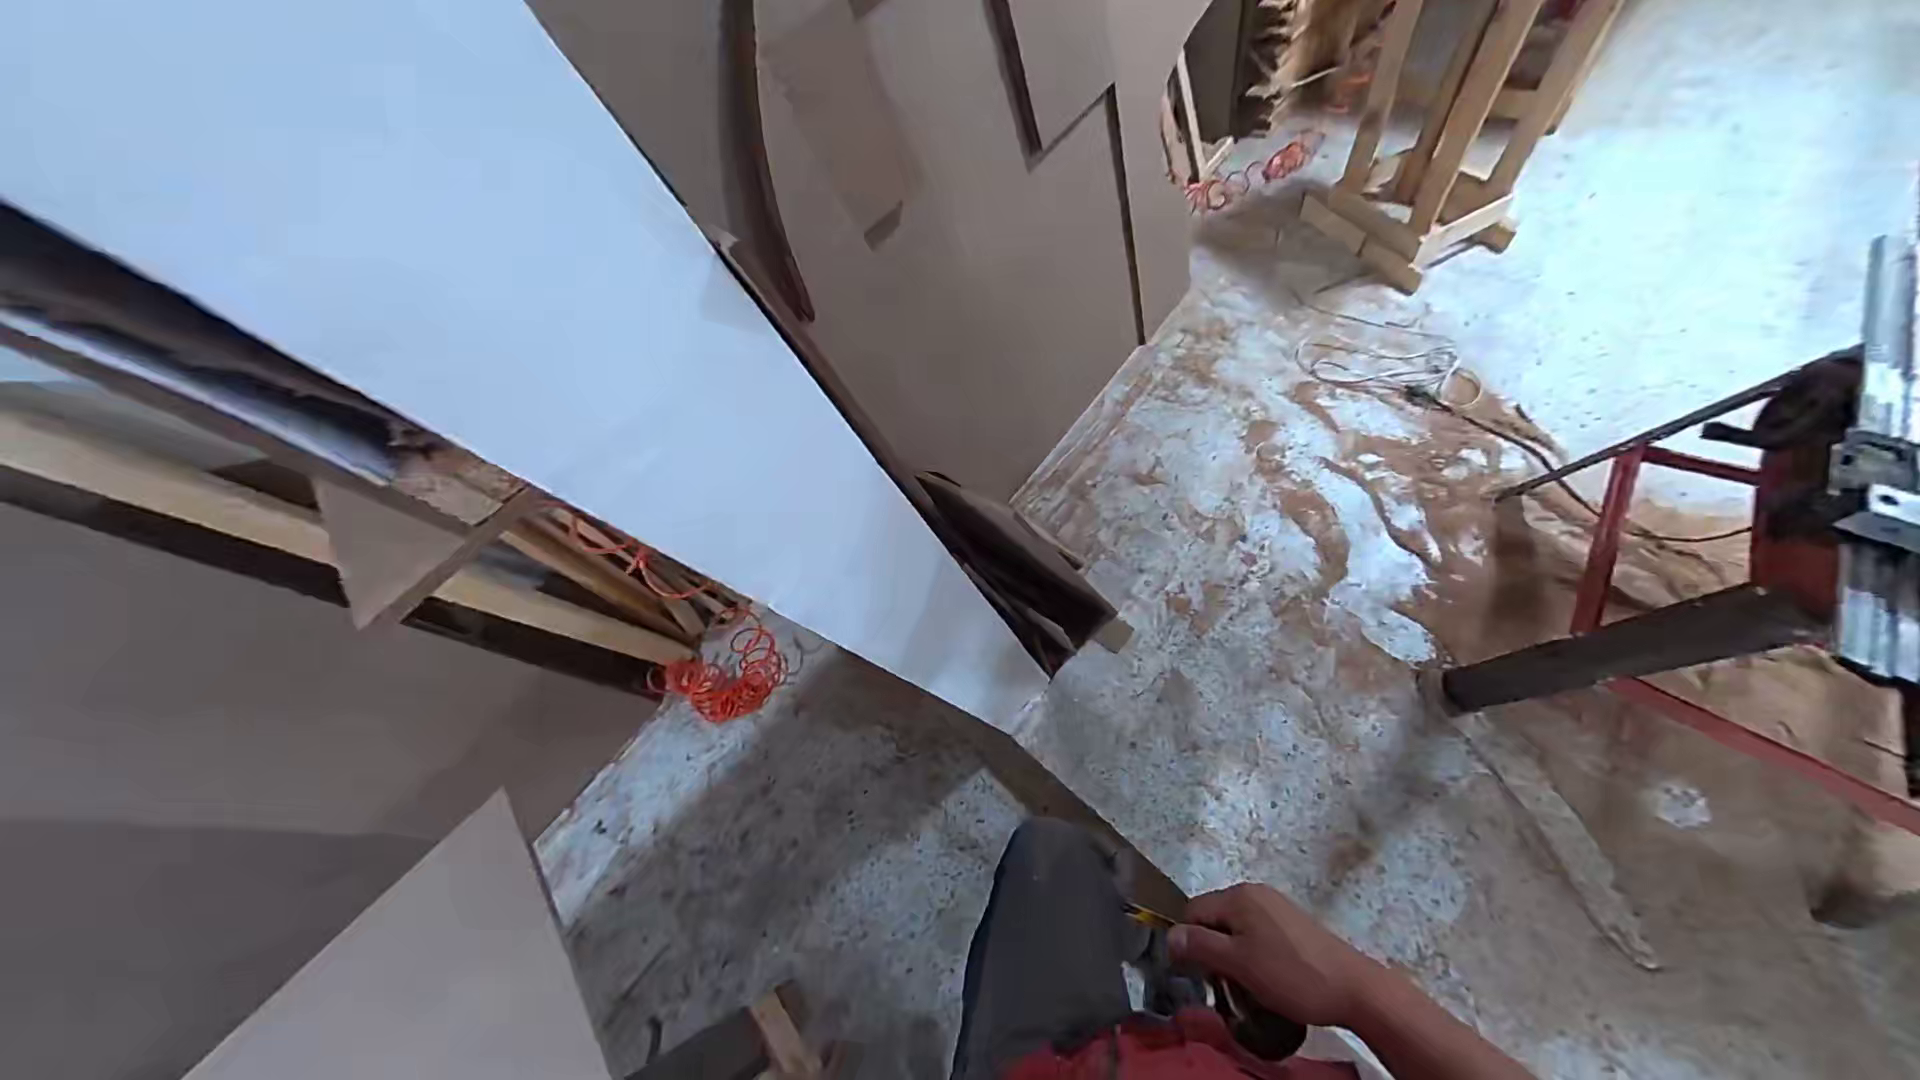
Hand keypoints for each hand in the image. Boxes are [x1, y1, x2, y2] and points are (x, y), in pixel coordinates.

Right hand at [1168, 883, 1384, 1027]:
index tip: (1204, 974)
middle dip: (1214, 949)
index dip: (1191, 942)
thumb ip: (1201, 947)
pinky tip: (1271, 975)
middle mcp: (1253, 891)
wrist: (1357, 990)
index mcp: (1237, 896)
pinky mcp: (1292, 921)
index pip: (1192, 911)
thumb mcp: (1240, 965)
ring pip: (1236, 926)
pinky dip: (1255, 951)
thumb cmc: (1292, 975)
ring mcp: (1275, 904)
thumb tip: (1169, 936)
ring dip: (1235, 953)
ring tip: (1250, 983)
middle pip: (1214, 917)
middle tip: (1228, 982)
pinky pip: (1257, 930)